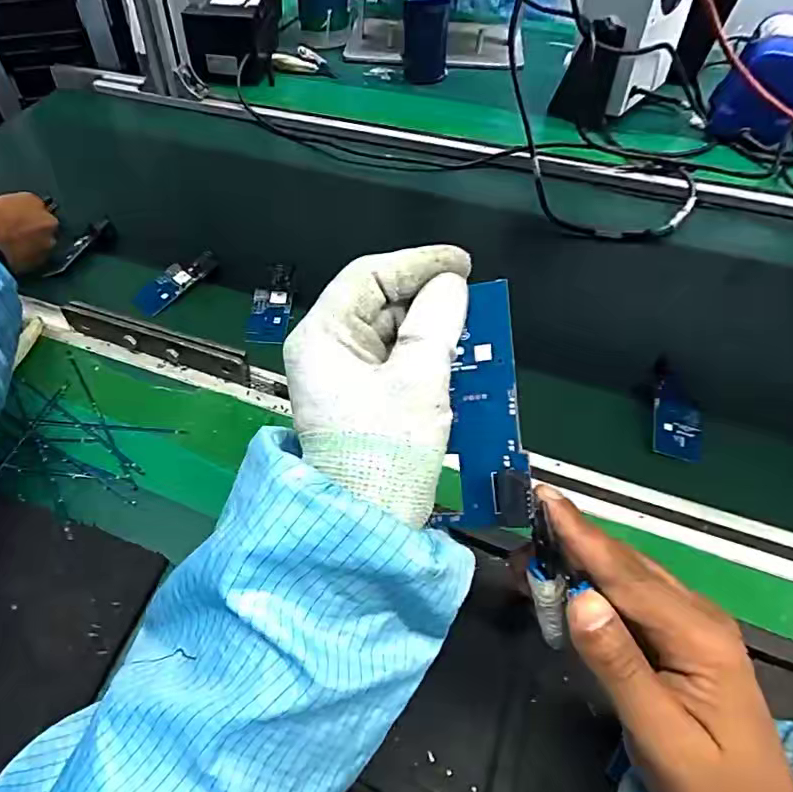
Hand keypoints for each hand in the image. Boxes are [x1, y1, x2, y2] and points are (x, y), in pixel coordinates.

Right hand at [0, 192, 59, 274]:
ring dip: (35, 243)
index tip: (15, 220)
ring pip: (45, 240)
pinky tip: (18, 257)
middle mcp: (46, 218)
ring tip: (16, 247)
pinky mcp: (46, 259)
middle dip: (33, 228)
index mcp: (31, 199)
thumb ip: (3, 208)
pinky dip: (33, 256)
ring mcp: (49, 240)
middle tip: (17, 234)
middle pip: (44, 223)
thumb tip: (1, 215)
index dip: (23, 214)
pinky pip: (41, 256)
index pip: (33, 205)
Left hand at [283, 245, 469, 526]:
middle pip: (379, 304)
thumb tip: (449, 287)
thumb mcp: (418, 381)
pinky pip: (393, 364)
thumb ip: (436, 323)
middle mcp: (324, 353)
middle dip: (428, 302)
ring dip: (431, 333)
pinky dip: (424, 360)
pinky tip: (453, 363)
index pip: (367, 275)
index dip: (417, 264)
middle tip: (471, 304)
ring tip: (469, 337)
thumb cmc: (379, 462)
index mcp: (321, 338)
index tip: (458, 265)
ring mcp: (339, 378)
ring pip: (390, 335)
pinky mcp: (358, 400)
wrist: (367, 527)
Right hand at [540, 484, 792, 791]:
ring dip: (581, 557)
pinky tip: (571, 581)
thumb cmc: (712, 787)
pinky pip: (633, 595)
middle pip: (626, 564)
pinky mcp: (682, 636)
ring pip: (629, 574)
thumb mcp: (659, 733)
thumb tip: (579, 599)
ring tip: (534, 551)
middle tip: (523, 526)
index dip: (580, 535)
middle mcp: (697, 616)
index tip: (544, 498)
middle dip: (572, 540)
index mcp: (697, 634)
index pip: (625, 574)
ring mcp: (693, 624)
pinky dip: (595, 580)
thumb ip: (618, 664)